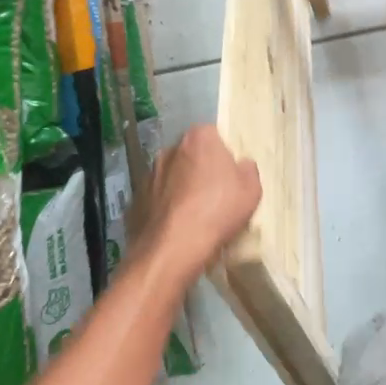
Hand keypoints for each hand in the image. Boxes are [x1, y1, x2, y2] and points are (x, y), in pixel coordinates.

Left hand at [140, 125, 262, 279]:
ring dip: (179, 188)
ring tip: (191, 216)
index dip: (222, 154)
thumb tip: (241, 166)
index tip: (229, 176)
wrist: (172, 250)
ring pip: (170, 176)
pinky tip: (174, 228)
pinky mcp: (134, 200)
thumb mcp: (251, 191)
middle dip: (199, 169)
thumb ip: (248, 170)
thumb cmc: (217, 211)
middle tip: (212, 195)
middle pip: (190, 154)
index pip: (213, 135)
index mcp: (198, 138)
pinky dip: (163, 208)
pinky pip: (155, 199)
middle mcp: (170, 149)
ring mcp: (148, 174)